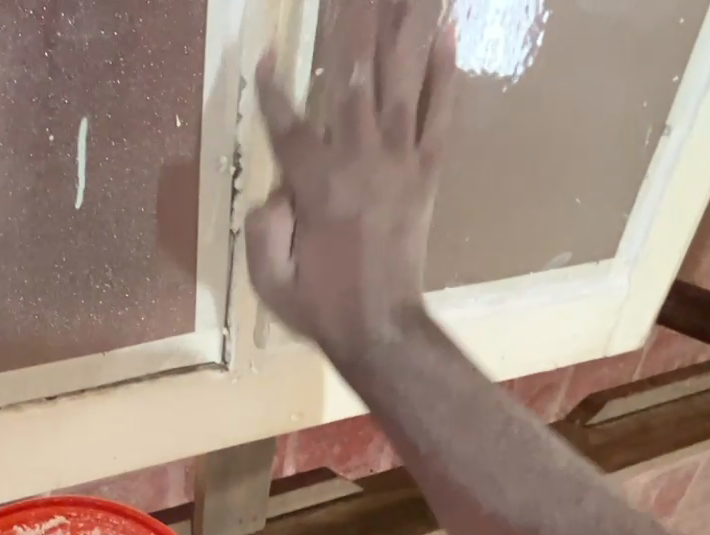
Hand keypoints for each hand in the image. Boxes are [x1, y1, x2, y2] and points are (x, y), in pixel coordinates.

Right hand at [247, 0, 456, 359]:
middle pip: (353, 73)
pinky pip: (442, 112)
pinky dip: (447, 70)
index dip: (273, 87)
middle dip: (350, 18)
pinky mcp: (428, 173)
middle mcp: (360, 159)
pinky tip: (448, 29)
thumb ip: (261, 229)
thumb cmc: (319, 308)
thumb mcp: (268, 281)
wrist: (381, 329)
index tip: (267, 52)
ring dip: (403, 23)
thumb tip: (272, 191)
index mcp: (316, 186)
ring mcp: (401, 162)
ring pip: (402, 77)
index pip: (288, 122)